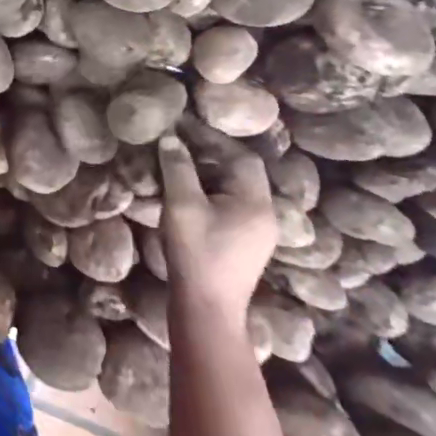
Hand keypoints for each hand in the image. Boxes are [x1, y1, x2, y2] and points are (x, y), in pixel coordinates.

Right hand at [158, 129, 277, 317]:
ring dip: (209, 170)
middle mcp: (264, 214)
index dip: (213, 137)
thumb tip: (171, 138)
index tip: (184, 125)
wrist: (207, 309)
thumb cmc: (196, 254)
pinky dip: (209, 188)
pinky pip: (230, 203)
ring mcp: (257, 231)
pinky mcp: (244, 243)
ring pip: (235, 188)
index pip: (241, 157)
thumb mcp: (182, 205)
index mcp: (256, 203)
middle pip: (241, 171)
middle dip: (211, 152)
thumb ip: (178, 168)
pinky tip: (186, 189)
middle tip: (179, 140)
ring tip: (178, 160)